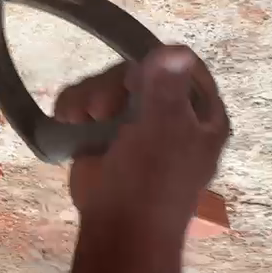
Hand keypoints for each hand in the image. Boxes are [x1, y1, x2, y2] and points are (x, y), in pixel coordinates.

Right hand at [53, 45, 229, 239]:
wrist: (118, 225)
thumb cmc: (151, 181)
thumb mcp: (164, 130)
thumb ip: (166, 88)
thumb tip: (174, 47)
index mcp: (202, 114)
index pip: (183, 67)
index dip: (156, 66)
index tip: (133, 81)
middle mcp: (171, 113)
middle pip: (136, 72)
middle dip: (111, 88)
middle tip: (102, 111)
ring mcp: (135, 123)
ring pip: (105, 85)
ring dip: (87, 100)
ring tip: (82, 121)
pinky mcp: (104, 132)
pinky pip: (84, 102)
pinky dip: (72, 109)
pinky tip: (69, 122)